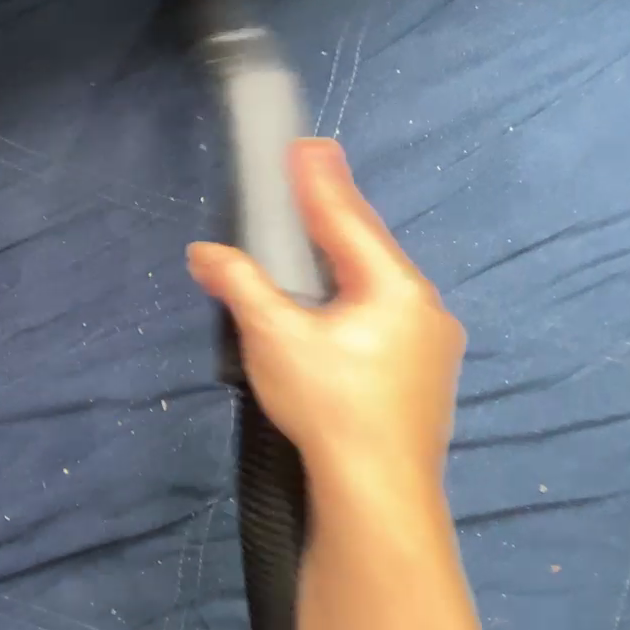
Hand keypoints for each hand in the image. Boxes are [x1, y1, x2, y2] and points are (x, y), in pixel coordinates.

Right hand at [186, 139, 464, 481]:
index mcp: (392, 288)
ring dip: (339, 251)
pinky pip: (377, 308)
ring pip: (373, 280)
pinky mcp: (417, 370)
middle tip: (307, 177)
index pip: (347, 220)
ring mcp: (427, 341)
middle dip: (333, 211)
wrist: (376, 486)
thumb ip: (239, 284)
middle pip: (367, 246)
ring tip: (312, 233)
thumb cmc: (327, 400)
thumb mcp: (272, 335)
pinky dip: (347, 286)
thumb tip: (203, 252)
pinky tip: (330, 298)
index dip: (320, 181)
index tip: (306, 142)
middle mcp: (421, 306)